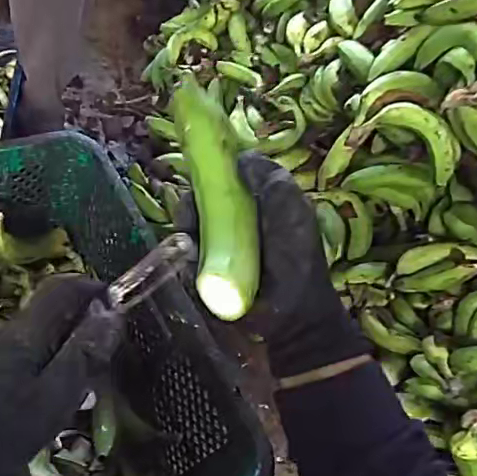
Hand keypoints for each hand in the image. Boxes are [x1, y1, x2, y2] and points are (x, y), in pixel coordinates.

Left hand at [0, 276, 122, 475]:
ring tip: (91, 367)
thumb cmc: (10, 431)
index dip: (93, 289)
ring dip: (67, 337)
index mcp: (24, 331)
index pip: (62, 288)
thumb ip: (84, 352)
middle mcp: (6, 331)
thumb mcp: (57, 394)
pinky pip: (26, 349)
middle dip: (83, 315)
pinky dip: (50, 355)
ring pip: (38, 330)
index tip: (121, 306)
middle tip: (111, 342)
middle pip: (50, 307)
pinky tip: (58, 386)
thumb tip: (111, 309)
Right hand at [198, 154, 367, 378]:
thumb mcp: (292, 212)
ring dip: (187, 227)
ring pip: (185, 222)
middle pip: (197, 198)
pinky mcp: (198, 270)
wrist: (290, 318)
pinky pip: (180, 252)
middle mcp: (229, 220)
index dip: (212, 172)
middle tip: (196, 216)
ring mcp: (211, 245)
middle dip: (194, 202)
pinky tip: (194, 259)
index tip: (205, 173)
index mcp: (252, 203)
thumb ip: (270, 181)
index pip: (222, 177)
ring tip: (195, 241)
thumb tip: (239, 157)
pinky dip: (183, 252)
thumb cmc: (297, 261)